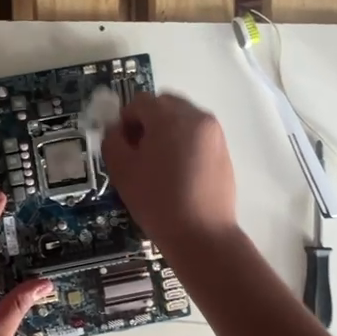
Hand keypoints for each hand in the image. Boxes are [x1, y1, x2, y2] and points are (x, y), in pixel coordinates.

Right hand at [101, 93, 239, 252]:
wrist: (201, 234)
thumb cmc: (157, 201)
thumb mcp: (121, 170)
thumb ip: (112, 140)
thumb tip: (117, 130)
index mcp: (170, 117)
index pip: (139, 101)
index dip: (125, 120)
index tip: (123, 146)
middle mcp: (197, 117)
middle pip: (164, 105)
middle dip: (148, 121)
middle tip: (139, 152)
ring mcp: (214, 133)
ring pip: (182, 119)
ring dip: (167, 131)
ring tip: (159, 164)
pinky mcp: (224, 150)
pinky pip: (197, 135)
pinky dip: (183, 144)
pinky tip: (178, 173)